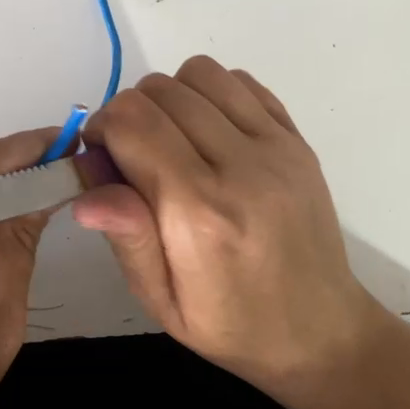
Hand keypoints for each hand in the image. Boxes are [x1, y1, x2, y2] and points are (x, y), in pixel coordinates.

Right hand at [72, 56, 388, 391]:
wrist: (323, 334)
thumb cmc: (231, 325)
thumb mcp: (162, 302)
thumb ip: (127, 238)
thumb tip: (86, 192)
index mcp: (200, 213)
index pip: (131, 122)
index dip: (101, 129)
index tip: (102, 160)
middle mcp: (241, 169)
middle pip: (159, 91)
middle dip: (130, 113)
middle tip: (134, 154)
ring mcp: (276, 148)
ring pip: (199, 73)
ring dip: (170, 97)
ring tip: (172, 138)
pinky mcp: (297, 140)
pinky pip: (240, 81)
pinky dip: (211, 94)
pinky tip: (209, 134)